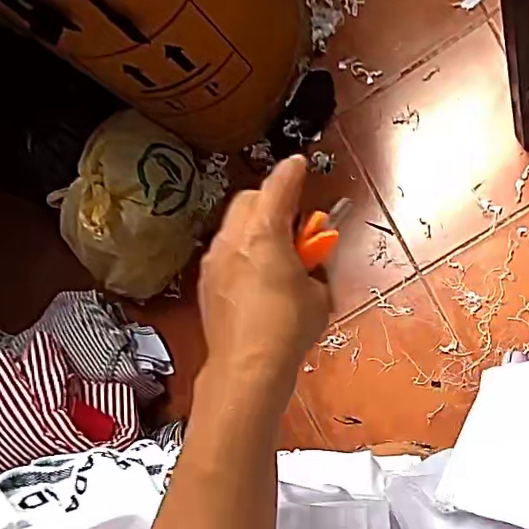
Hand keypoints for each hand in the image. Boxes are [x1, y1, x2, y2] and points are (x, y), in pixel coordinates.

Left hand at [198, 155, 331, 400]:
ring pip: (235, 226)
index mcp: (265, 237)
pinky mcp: (208, 282)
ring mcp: (215, 261)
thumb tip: (309, 263)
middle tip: (297, 222)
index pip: (278, 190)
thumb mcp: (321, 296)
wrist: (249, 365)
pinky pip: (229, 252)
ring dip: (259, 228)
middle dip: (272, 201)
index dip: (291, 173)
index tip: (298, 162)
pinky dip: (247, 251)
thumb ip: (315, 270)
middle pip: (249, 201)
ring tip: (283, 254)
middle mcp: (233, 241)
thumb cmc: (291, 329)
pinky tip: (263, 278)